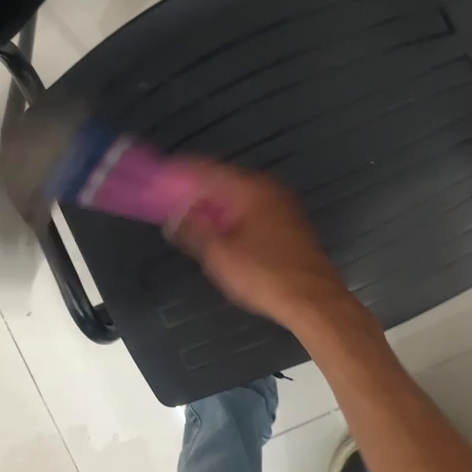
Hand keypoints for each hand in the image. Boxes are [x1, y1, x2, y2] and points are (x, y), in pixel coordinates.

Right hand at [167, 164, 356, 329]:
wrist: (313, 302)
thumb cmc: (269, 277)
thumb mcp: (217, 254)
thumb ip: (191, 230)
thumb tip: (175, 219)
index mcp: (249, 188)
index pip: (205, 169)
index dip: (178, 173)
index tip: (158, 178)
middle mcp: (267, 190)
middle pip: (221, 181)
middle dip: (194, 192)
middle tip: (169, 202)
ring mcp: (281, 206)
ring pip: (236, 198)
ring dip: (212, 206)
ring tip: (189, 221)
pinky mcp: (287, 225)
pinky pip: (250, 211)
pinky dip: (230, 217)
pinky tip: (218, 235)